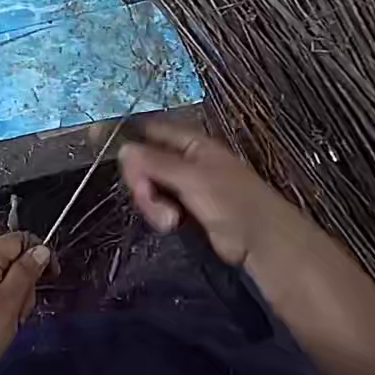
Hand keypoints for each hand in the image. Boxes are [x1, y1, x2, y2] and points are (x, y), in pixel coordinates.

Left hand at [0, 232, 49, 374]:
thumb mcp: (9, 302)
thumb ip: (27, 272)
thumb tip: (42, 249)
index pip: (18, 239)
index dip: (39, 254)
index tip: (52, 278)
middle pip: (11, 260)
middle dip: (24, 284)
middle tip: (18, 311)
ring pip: (2, 280)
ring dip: (13, 300)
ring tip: (7, 324)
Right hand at [118, 120, 322, 270]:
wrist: (261, 242)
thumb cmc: (232, 202)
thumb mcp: (192, 178)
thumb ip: (156, 163)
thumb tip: (122, 148)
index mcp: (193, 144)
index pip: (153, 131)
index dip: (133, 139)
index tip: (113, 154)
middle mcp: (186, 160)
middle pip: (146, 161)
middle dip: (142, 180)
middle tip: (146, 196)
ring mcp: (185, 185)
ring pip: (150, 185)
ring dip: (151, 202)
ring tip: (168, 220)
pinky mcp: (184, 208)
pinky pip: (158, 203)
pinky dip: (159, 213)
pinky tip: (171, 224)